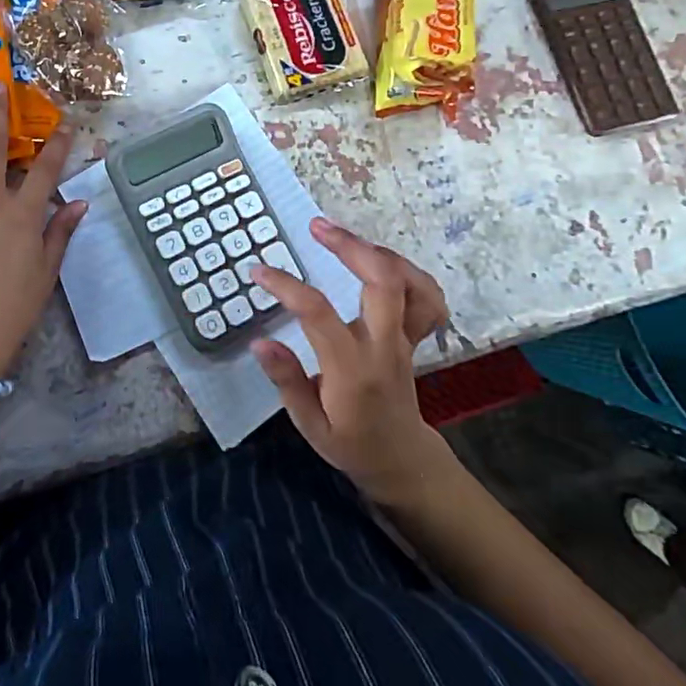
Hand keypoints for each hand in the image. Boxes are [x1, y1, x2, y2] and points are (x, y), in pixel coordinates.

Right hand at [251, 217, 452, 504]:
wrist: (400, 458)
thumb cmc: (349, 443)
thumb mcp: (309, 424)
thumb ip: (287, 381)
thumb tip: (260, 341)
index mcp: (352, 369)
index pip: (318, 314)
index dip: (287, 286)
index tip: (259, 271)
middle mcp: (384, 346)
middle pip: (382, 282)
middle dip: (349, 246)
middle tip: (316, 227)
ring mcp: (405, 339)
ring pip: (411, 283)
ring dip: (379, 251)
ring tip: (344, 238)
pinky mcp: (414, 336)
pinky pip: (426, 297)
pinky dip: (408, 272)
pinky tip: (380, 262)